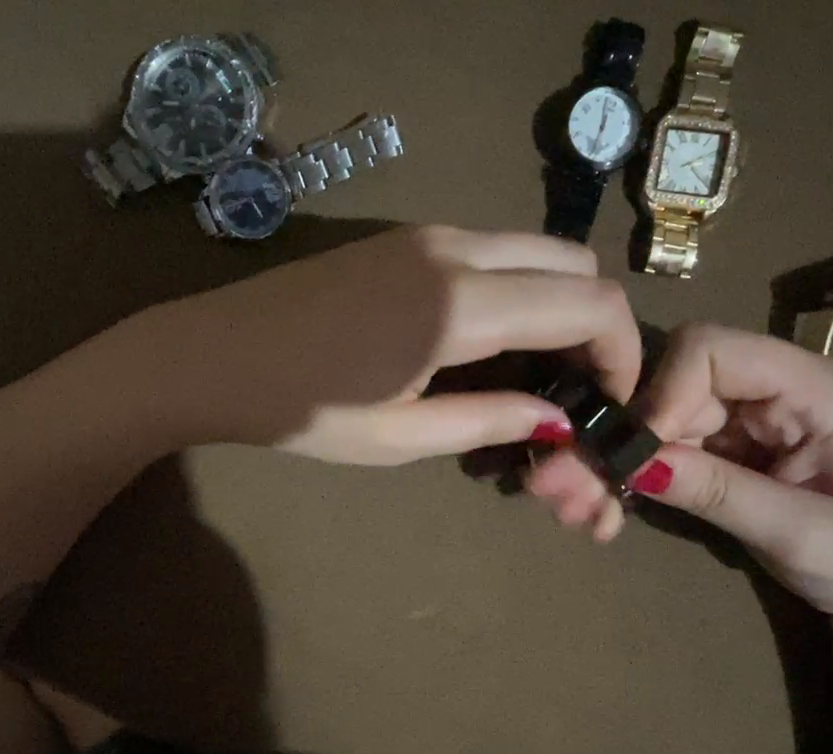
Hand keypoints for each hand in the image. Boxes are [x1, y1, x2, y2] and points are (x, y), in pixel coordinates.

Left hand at [133, 226, 641, 465]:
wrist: (210, 357)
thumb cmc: (303, 412)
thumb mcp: (401, 438)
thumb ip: (490, 420)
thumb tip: (559, 418)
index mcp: (460, 304)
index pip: (589, 304)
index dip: (622, 354)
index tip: (610, 404)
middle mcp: (456, 249)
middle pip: (574, 263)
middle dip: (598, 324)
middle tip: (577, 388)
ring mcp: (427, 235)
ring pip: (534, 249)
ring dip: (556, 302)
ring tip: (533, 371)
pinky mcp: (403, 238)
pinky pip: (490, 250)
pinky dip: (516, 288)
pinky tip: (485, 342)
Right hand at [535, 323, 832, 628]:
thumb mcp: (803, 533)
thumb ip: (719, 493)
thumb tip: (635, 464)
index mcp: (815, 387)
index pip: (712, 350)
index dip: (660, 393)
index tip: (631, 456)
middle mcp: (778, 392)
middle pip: (676, 387)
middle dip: (625, 438)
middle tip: (572, 492)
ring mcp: (757, 423)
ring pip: (666, 423)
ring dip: (622, 465)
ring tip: (585, 515)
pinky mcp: (741, 454)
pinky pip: (676, 454)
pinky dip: (640, 481)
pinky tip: (612, 512)